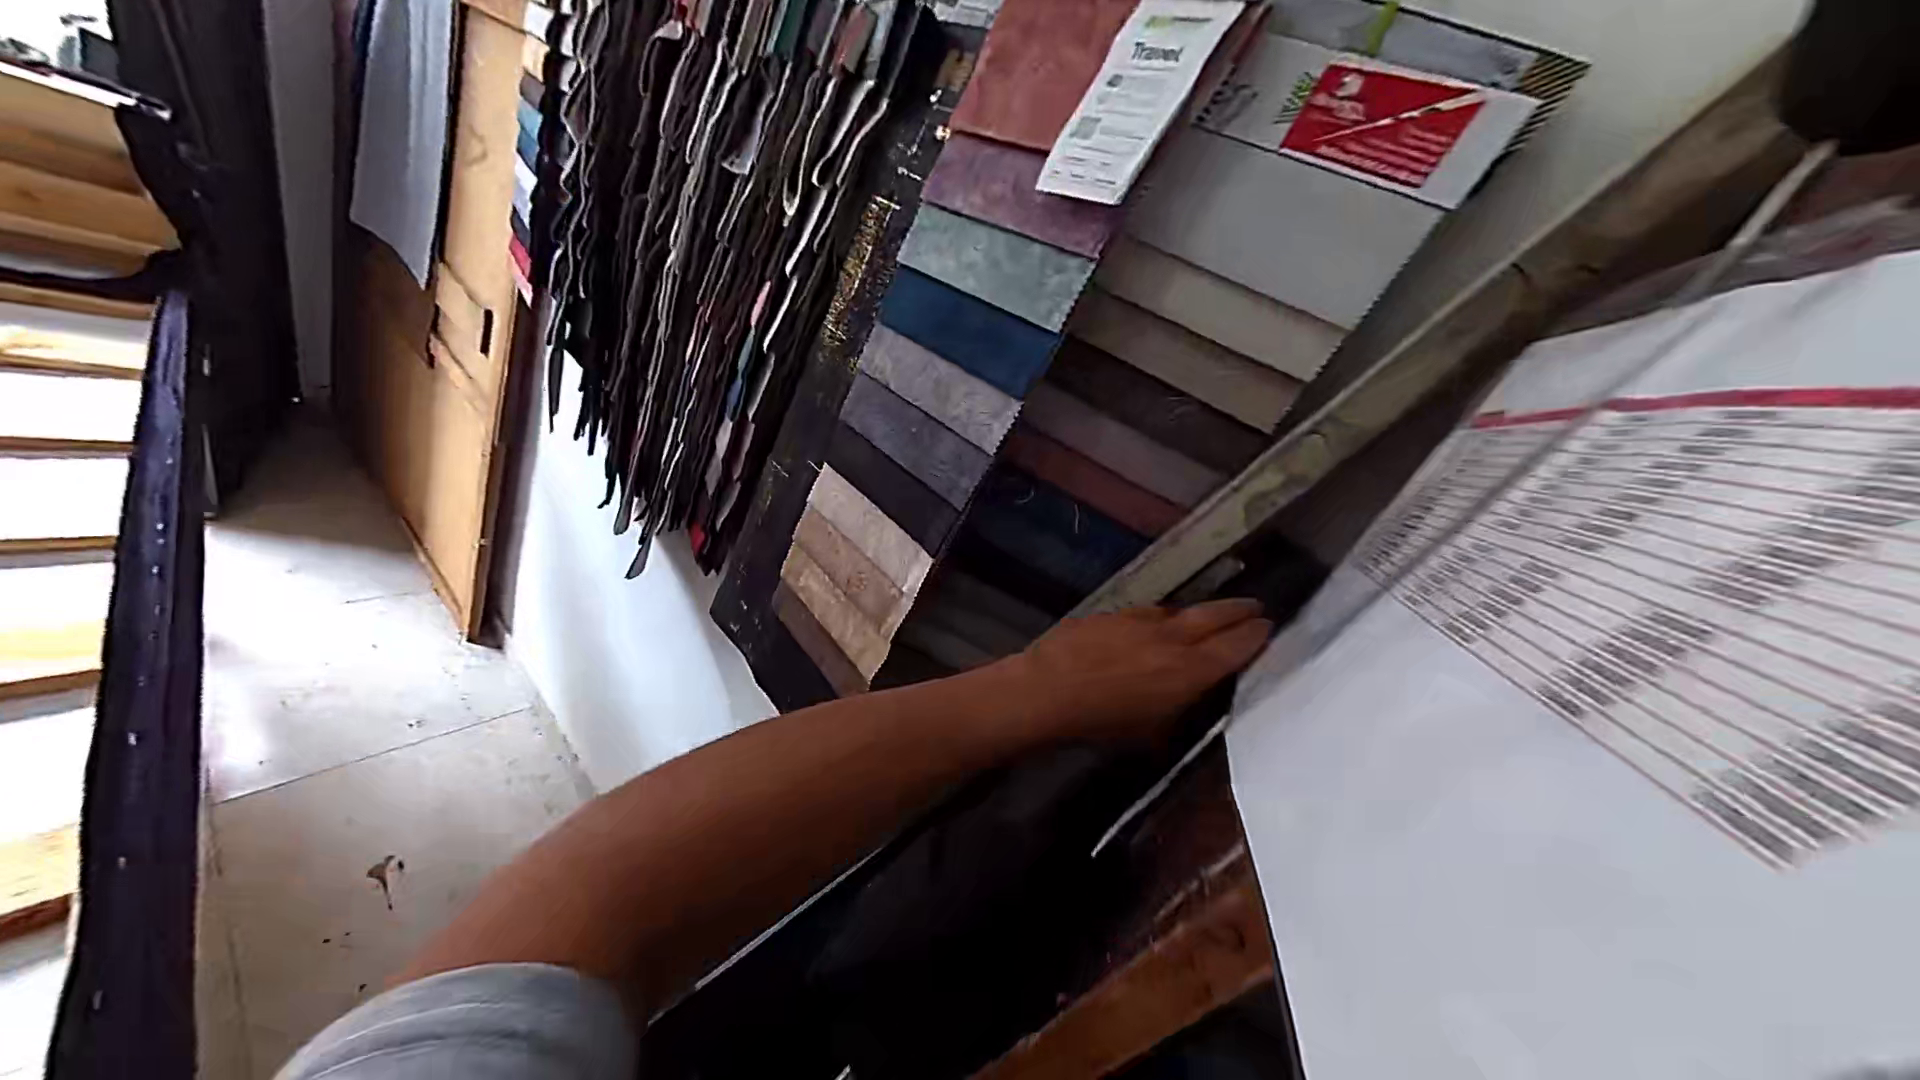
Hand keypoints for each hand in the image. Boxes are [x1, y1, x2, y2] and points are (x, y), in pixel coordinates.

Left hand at [995, 599, 1272, 743]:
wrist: (1047, 689)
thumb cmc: (1100, 723)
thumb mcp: (1151, 731)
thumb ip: (1178, 707)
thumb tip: (1188, 694)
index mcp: (1188, 670)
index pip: (1234, 646)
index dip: (1254, 635)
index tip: (1267, 626)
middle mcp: (1170, 638)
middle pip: (1214, 616)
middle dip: (1238, 610)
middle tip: (1254, 606)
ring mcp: (1139, 620)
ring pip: (1178, 612)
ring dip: (1195, 614)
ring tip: (1204, 618)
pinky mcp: (1112, 613)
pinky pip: (1145, 614)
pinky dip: (1158, 619)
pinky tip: (1150, 628)